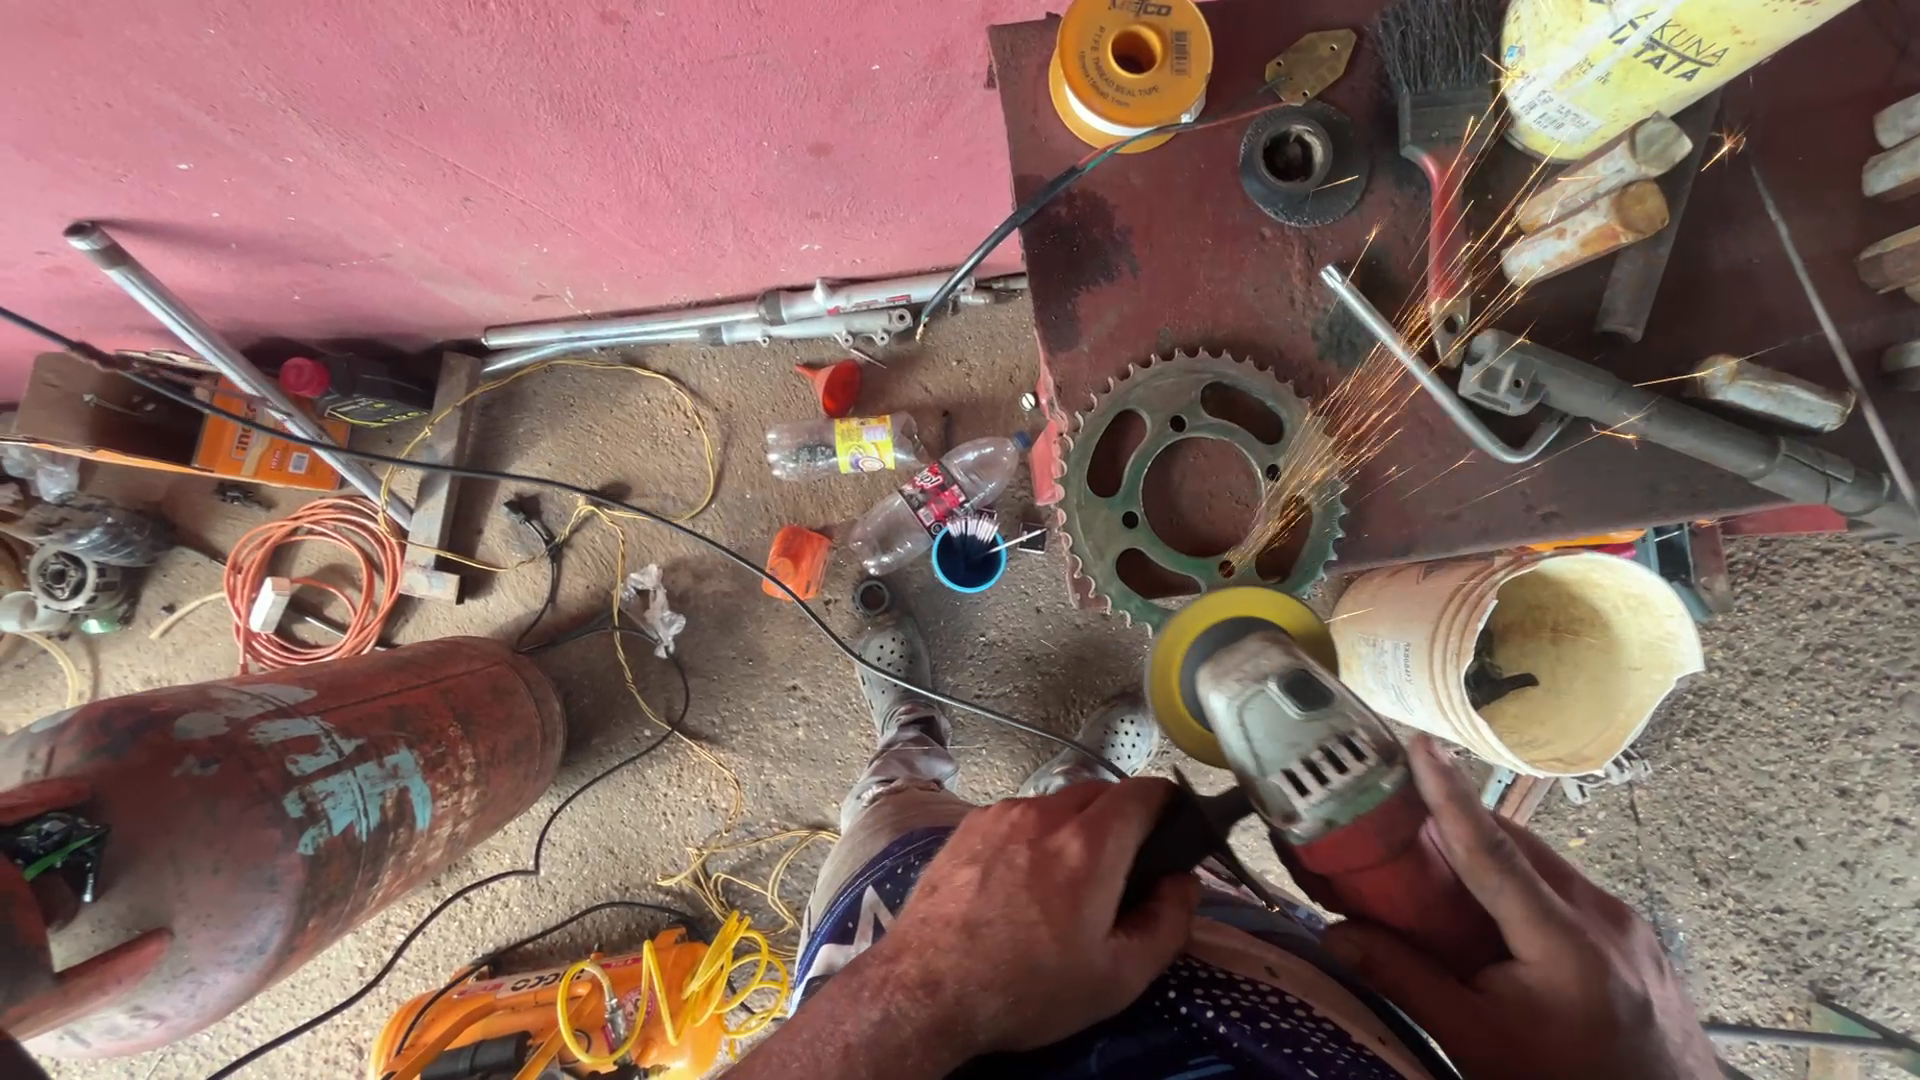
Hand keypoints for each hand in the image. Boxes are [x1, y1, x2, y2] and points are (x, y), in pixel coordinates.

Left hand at [856, 778, 1200, 1057]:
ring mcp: (1002, 814)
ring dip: (1075, 825)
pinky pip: (1019, 814)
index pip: (1142, 792)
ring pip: (1056, 802)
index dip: (1166, 801)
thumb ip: (1167, 922)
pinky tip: (1022, 876)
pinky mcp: (969, 823)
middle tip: (1123, 863)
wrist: (928, 986)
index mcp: (1089, 845)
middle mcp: (1045, 814)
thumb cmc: (1028, 987)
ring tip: (1066, 876)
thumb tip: (1184, 881)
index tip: (1173, 822)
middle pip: (1099, 791)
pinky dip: (1035, 832)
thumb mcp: (1117, 977)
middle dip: (1121, 816)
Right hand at [1323, 737, 1719, 1079]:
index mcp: (1566, 945)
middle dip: (1456, 818)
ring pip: (1539, 860)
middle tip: (1399, 804)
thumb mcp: (1477, 1043)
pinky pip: (1560, 885)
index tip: (1421, 745)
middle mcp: (1604, 919)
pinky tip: (1488, 903)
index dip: (1450, 795)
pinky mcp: (1633, 936)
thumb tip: (1333, 934)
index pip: (1493, 850)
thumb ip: (1405, 981)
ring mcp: (1626, 925)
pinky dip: (1515, 877)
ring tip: (1435, 855)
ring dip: (1484, 848)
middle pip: (1515, 844)